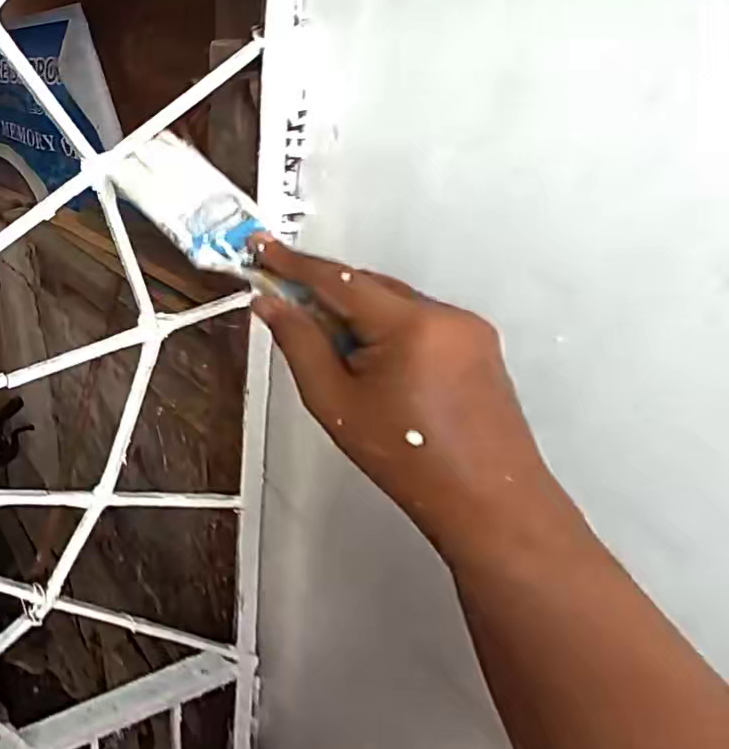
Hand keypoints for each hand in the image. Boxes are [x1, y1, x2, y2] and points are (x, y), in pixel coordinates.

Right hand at [249, 236, 574, 564]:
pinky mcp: (473, 346)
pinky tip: (349, 347)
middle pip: (363, 284)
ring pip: (384, 299)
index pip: (336, 279)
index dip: (290, 261)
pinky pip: (409, 316)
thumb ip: (296, 339)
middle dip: (315, 287)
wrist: (488, 501)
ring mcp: (467, 331)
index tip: (260, 247)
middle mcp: (447, 318)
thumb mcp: (330, 395)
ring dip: (343, 307)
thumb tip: (271, 303)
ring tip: (310, 334)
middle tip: (271, 292)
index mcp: (412, 326)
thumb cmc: (409, 455)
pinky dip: (371, 320)